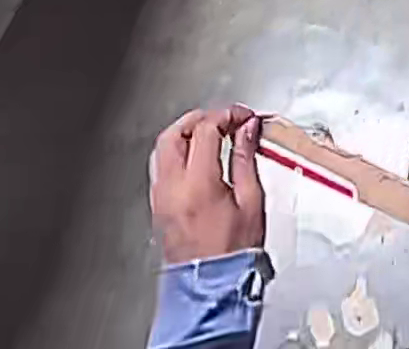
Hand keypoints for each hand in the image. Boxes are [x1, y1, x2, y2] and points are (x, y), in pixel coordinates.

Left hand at [149, 106, 265, 263]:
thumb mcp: (251, 202)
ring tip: (209, 130)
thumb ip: (246, 159)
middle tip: (224, 118)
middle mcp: (173, 188)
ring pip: (163, 147)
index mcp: (198, 184)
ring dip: (186, 131)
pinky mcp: (158, 207)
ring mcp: (161, 197)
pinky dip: (176, 151)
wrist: (212, 294)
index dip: (228, 115)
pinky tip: (194, 155)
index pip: (207, 129)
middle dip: (202, 117)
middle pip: (177, 131)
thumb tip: (247, 128)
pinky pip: (160, 167)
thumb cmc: (233, 256)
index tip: (244, 117)